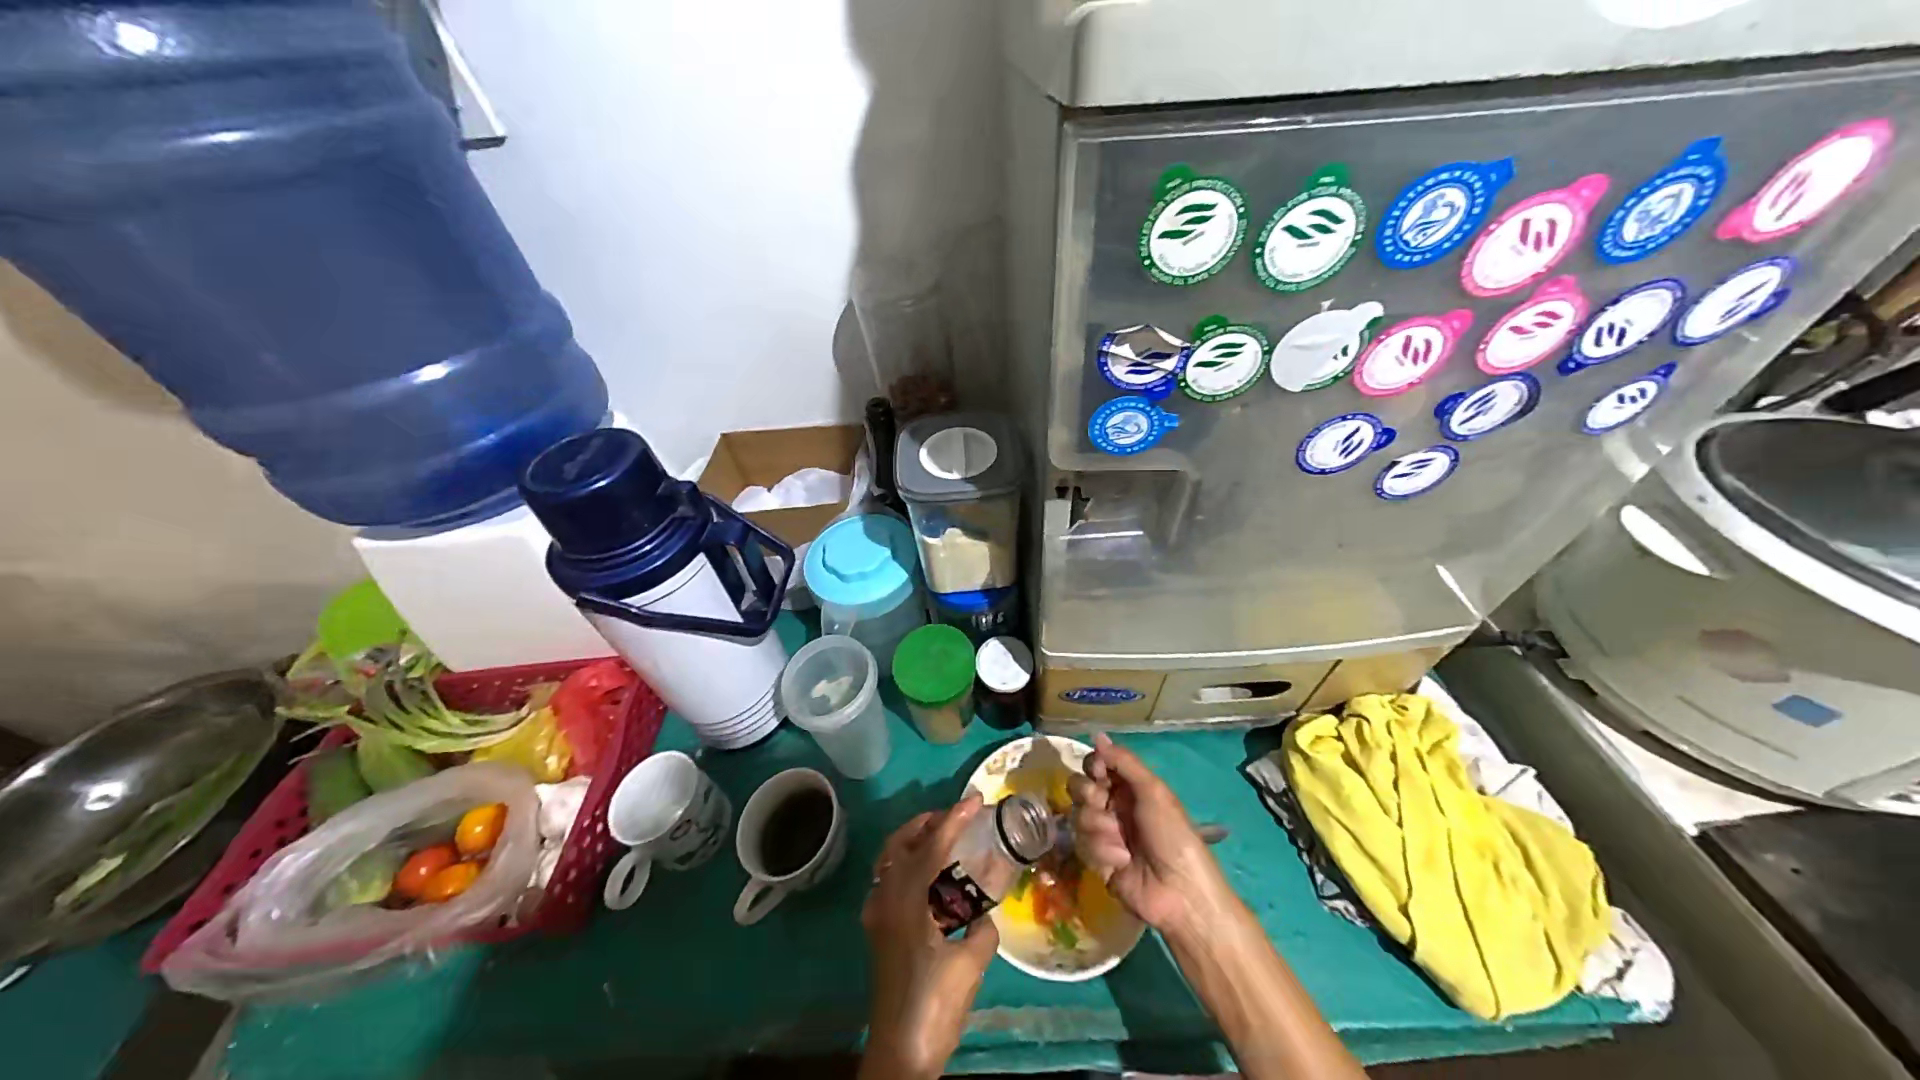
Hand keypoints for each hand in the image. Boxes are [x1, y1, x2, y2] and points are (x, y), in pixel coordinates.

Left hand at [860, 795, 998, 1079]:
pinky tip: (929, 877)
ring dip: (914, 841)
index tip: (975, 800)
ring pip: (890, 860)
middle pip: (900, 843)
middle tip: (956, 815)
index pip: (931, 845)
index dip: (954, 818)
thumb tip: (985, 913)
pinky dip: (907, 865)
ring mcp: (877, 913)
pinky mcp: (877, 929)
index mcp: (906, 899)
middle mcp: (885, 898)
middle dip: (927, 822)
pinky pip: (889, 881)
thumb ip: (982, 928)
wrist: (900, 1050)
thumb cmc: (935, 1004)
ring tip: (944, 837)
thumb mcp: (970, 964)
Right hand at [1070, 732, 1228, 935]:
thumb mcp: (1153, 790)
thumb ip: (1123, 761)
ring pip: (1078, 815)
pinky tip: (1121, 861)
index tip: (1099, 772)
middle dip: (1088, 795)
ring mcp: (1103, 834)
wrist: (1178, 890)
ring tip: (1121, 843)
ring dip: (1099, 827)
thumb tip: (1097, 735)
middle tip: (1103, 803)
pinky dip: (1101, 851)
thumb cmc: (1171, 834)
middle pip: (1079, 787)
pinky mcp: (1096, 860)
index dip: (1093, 766)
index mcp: (1129, 788)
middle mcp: (1113, 807)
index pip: (1096, 765)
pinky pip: (1082, 844)